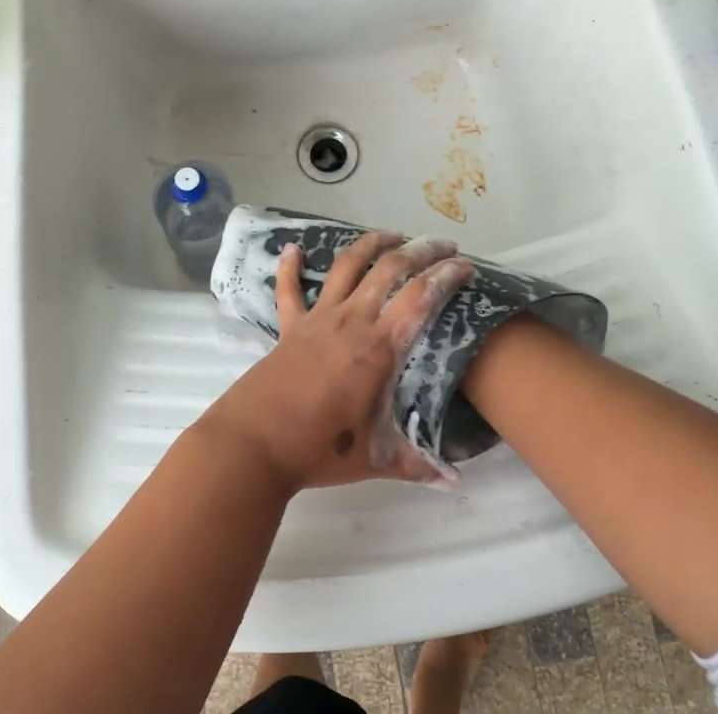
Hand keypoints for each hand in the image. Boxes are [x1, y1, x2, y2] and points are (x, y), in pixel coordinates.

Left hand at [195, 230, 474, 492]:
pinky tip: (293, 248)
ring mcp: (316, 321)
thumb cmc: (317, 451)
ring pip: (347, 267)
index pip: (421, 298)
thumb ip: (416, 467)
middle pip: (390, 270)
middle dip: (421, 250)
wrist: (250, 446)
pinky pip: (289, 290)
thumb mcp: (374, 461)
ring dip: (372, 244)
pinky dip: (291, 267)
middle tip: (444, 244)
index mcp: (377, 350)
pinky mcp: (288, 329)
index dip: (446, 277)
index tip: (466, 266)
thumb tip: (454, 484)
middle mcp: (350, 323)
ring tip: (394, 234)